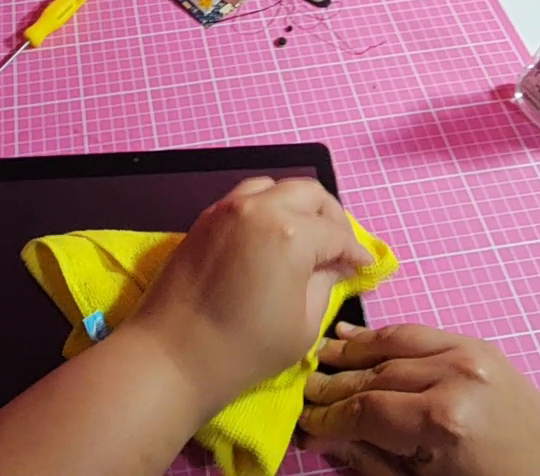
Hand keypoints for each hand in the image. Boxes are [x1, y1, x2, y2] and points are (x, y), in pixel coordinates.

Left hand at [121, 177, 373, 412]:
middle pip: (308, 193)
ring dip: (297, 205)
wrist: (174, 352)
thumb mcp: (304, 323)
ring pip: (275, 187)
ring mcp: (229, 206)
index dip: (355, 251)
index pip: (335, 233)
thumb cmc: (246, 348)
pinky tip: (273, 237)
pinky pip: (246, 197)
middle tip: (339, 247)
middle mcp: (259, 207)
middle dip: (331, 217)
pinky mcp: (207, 215)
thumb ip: (326, 282)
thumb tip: (338, 264)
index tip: (364, 267)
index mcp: (290, 233)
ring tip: (307, 237)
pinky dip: (268, 207)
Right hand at [299, 323, 539, 475]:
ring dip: (353, 350)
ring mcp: (470, 354)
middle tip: (304, 390)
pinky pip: (421, 334)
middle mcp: (455, 376)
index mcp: (444, 420)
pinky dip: (386, 335)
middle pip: (376, 375)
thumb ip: (374, 463)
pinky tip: (355, 335)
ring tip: (320, 354)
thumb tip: (325, 441)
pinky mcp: (480, 347)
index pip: (366, 410)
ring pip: (393, 345)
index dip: (330, 420)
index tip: (304, 424)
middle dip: (336, 386)